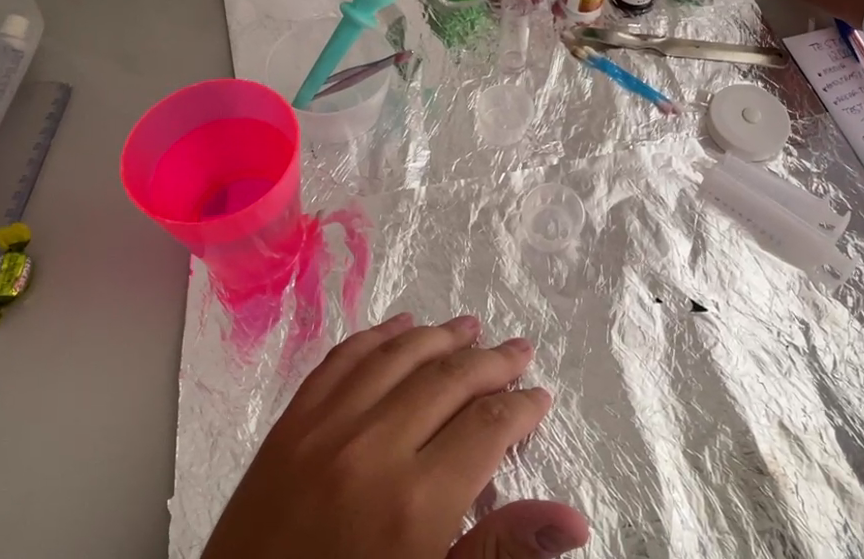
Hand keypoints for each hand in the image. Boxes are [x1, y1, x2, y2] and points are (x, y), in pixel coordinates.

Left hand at [206, 313, 589, 558]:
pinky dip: (375, 337)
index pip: (488, 426)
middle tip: (520, 350)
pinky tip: (400, 327)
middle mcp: (373, 449)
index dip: (522, 407)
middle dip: (493, 362)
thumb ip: (502, 549)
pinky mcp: (288, 425)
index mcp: (416, 502)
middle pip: (449, 380)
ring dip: (440, 336)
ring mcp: (324, 429)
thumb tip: (574, 521)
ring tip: (471, 326)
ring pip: (398, 358)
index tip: (540, 397)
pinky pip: (340, 361)